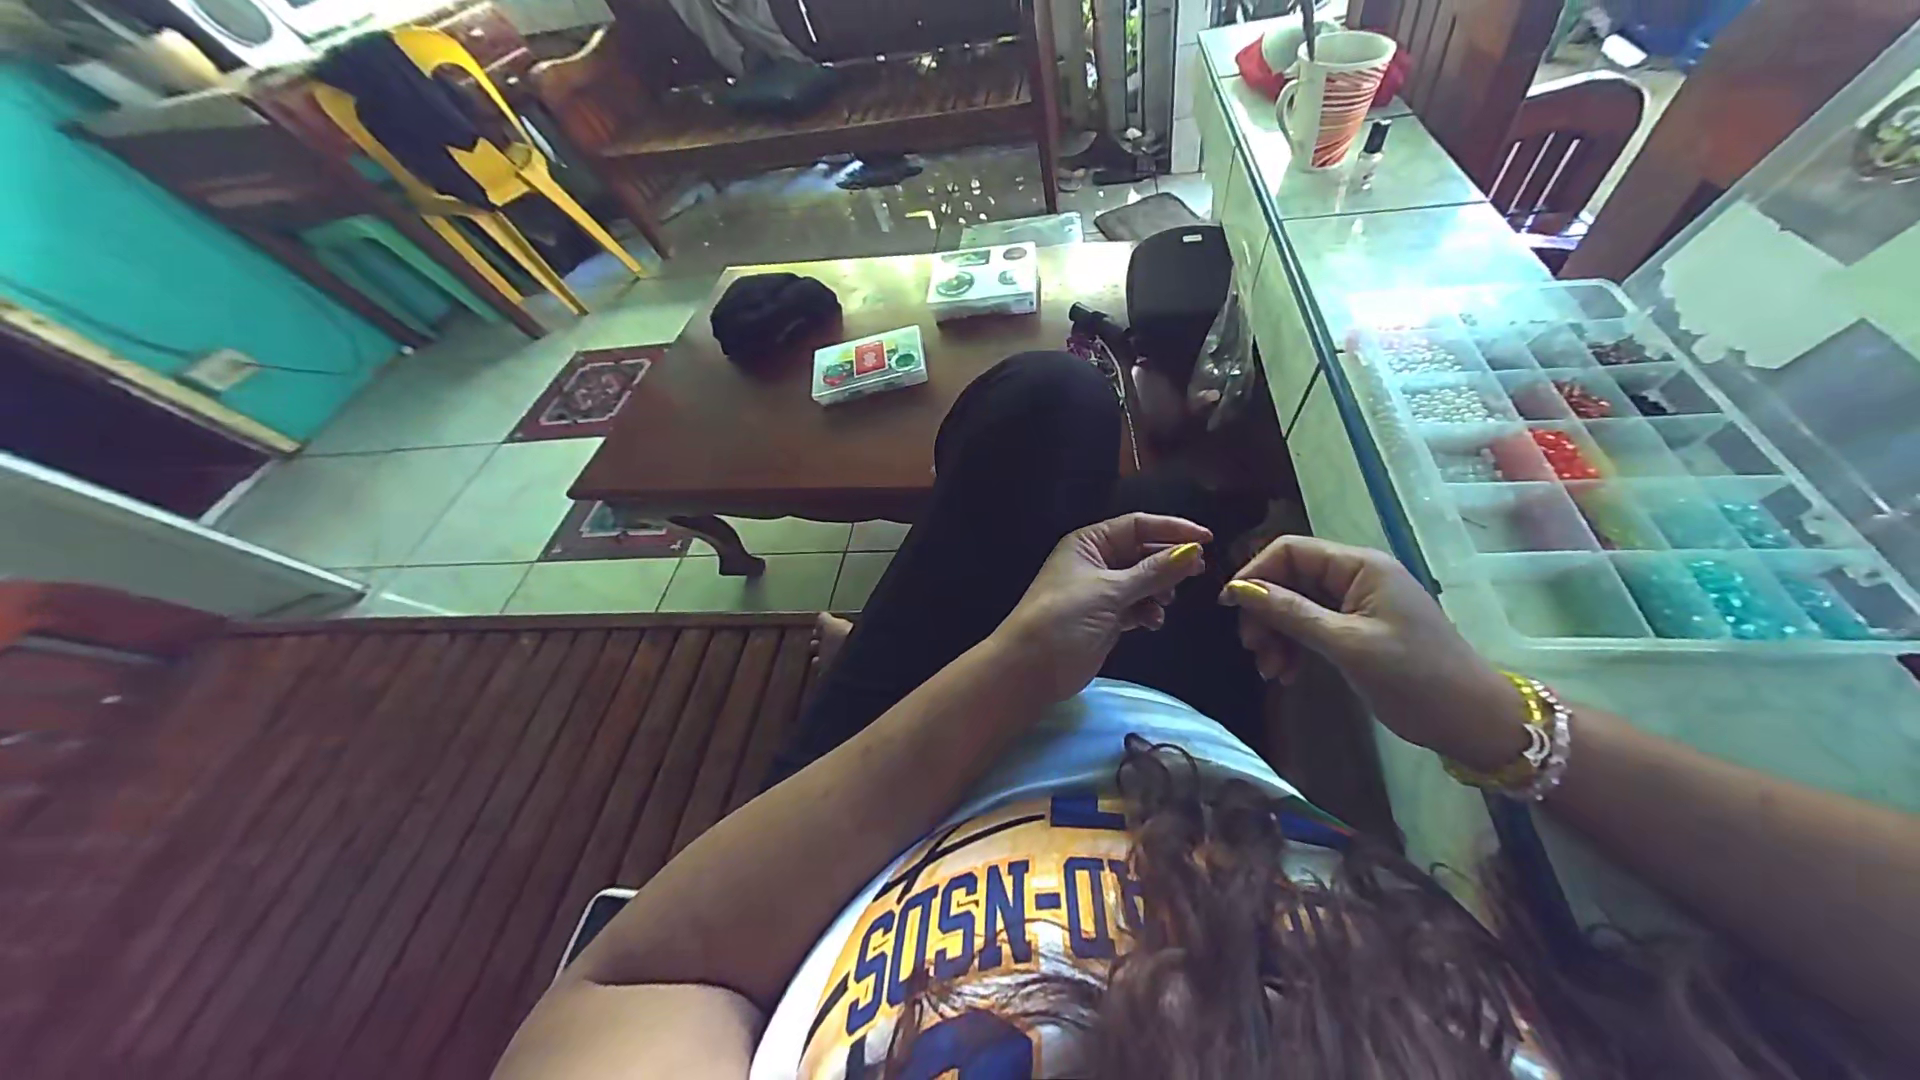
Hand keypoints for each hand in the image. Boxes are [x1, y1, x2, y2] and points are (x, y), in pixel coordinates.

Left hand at [992, 514, 1213, 701]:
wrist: (1031, 667)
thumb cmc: (1064, 618)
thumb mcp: (1110, 590)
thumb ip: (1153, 572)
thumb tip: (1193, 552)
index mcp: (1088, 543)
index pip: (1136, 525)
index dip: (1172, 529)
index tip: (1207, 539)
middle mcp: (1095, 562)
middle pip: (1142, 552)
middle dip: (1169, 561)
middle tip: (1198, 572)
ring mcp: (1100, 592)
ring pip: (1143, 581)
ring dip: (1160, 589)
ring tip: (1169, 600)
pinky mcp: (1106, 618)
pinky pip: (1137, 606)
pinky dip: (1148, 611)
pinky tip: (1153, 622)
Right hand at [1219, 536, 1528, 770]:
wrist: (1474, 723)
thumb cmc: (1416, 677)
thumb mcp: (1346, 644)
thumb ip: (1290, 613)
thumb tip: (1238, 589)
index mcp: (1360, 567)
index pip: (1291, 551)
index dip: (1255, 573)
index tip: (1230, 606)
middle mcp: (1355, 578)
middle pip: (1288, 580)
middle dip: (1264, 612)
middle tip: (1251, 648)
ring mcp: (1356, 605)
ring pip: (1294, 607)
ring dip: (1275, 635)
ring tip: (1270, 670)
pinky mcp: (1355, 631)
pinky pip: (1309, 628)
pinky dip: (1292, 648)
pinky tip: (1285, 674)